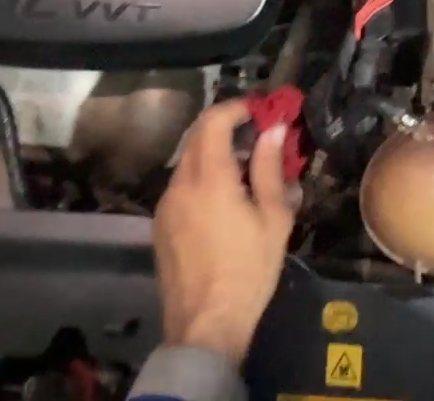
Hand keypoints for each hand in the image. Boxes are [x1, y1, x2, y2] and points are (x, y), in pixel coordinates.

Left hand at [153, 100, 295, 363]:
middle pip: (197, 136)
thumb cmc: (248, 270)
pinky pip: (181, 186)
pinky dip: (201, 178)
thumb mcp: (272, 219)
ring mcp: (166, 205)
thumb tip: (273, 130)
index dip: (236, 107)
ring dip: (213, 153)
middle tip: (255, 134)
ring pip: (188, 162)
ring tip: (244, 171)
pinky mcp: (160, 225)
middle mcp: (180, 183)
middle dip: (225, 126)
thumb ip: (270, 168)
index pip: (214, 120)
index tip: (259, 110)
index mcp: (209, 177)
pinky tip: (223, 201)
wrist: (205, 326)